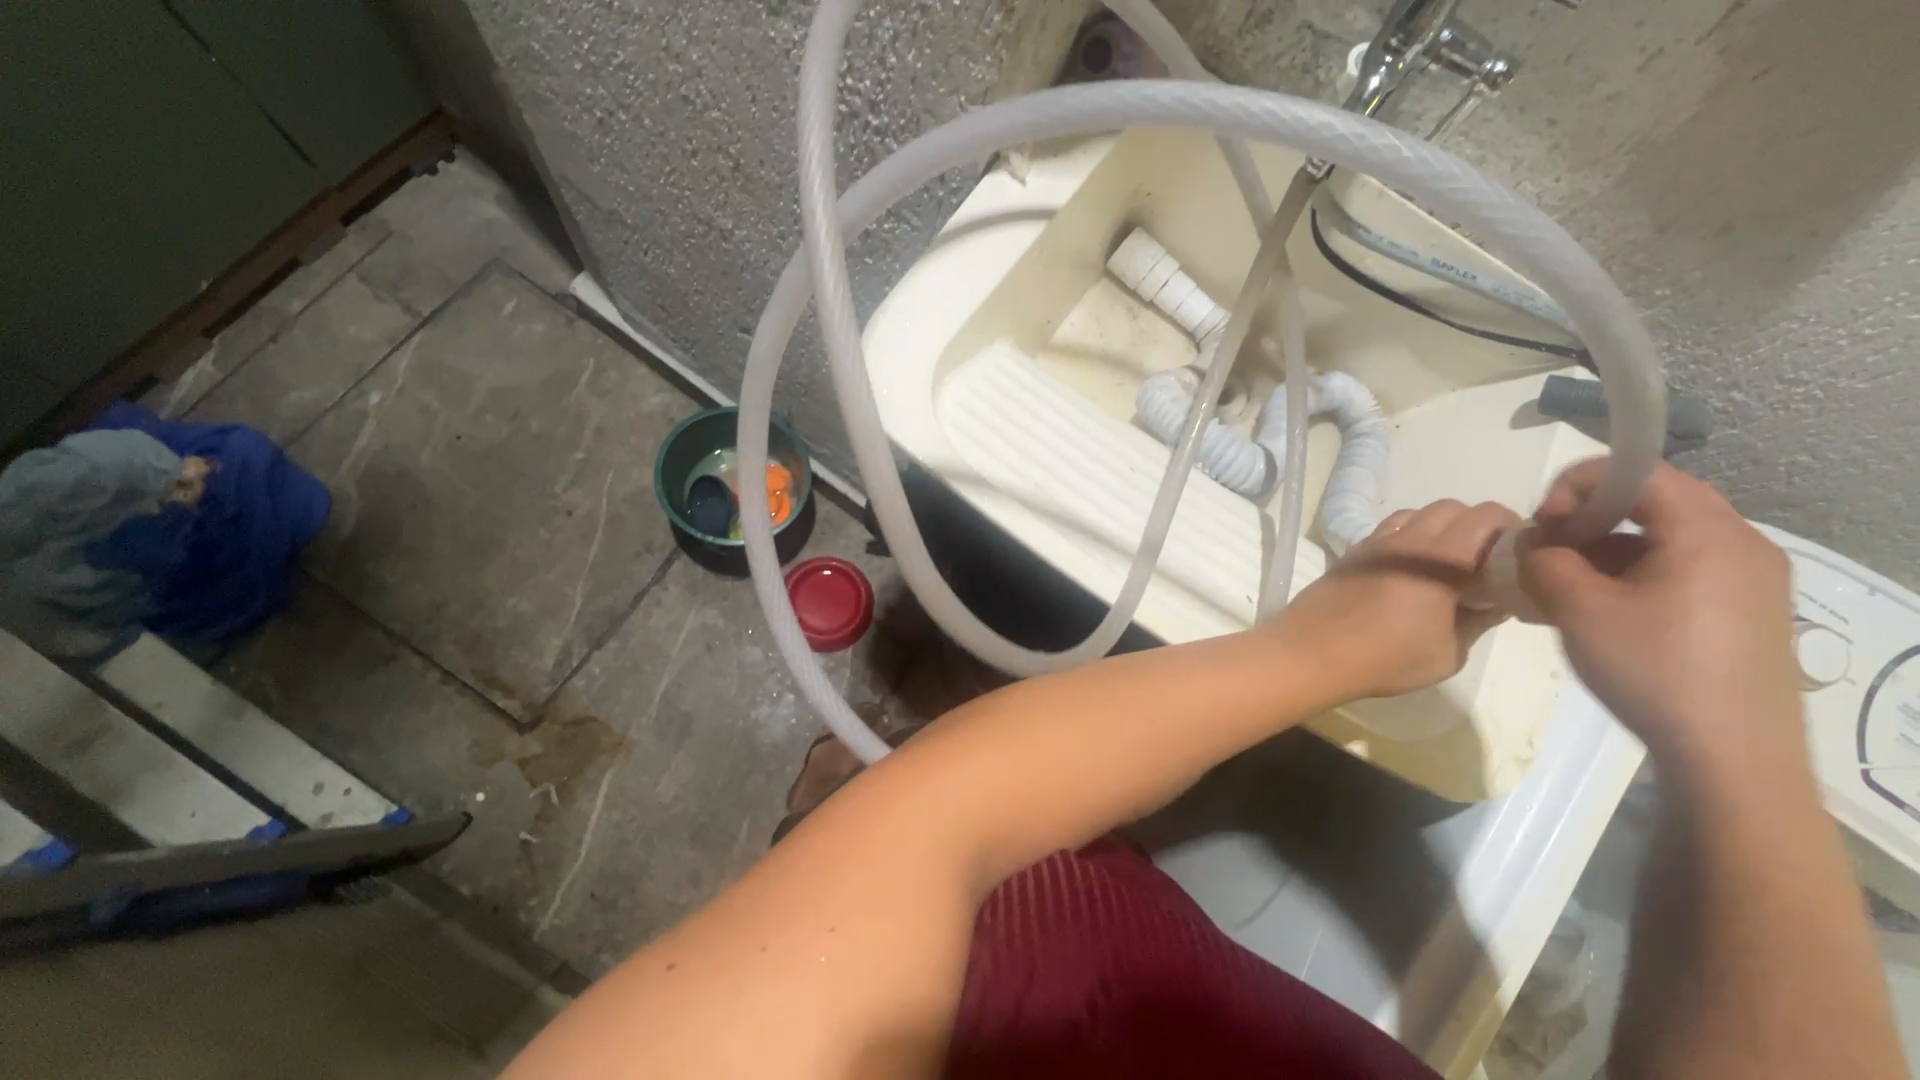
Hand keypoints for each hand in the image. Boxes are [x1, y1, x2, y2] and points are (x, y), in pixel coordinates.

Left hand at [1270, 499, 1518, 700]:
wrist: (1312, 653)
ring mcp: (1376, 542)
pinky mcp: (1352, 553)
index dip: (1510, 528)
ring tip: (1446, 563)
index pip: (1487, 516)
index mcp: (1443, 557)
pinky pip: (1389, 529)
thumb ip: (1478, 620)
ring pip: (1418, 513)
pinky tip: (1409, 570)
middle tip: (1485, 561)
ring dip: (1439, 528)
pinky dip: (1408, 537)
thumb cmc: (1386, 657)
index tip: (1517, 556)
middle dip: (1477, 525)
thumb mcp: (1449, 651)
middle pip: (1452, 508)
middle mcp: (1409, 538)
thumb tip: (1494, 602)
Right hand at [1518, 459, 1800, 765]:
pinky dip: (1635, 574)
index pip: (1637, 471)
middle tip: (1550, 550)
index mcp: (1708, 532)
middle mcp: (1741, 543)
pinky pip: (1684, 568)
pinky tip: (1602, 612)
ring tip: (1566, 586)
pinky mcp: (1748, 611)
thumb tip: (1533, 542)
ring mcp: (1751, 579)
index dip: (1576, 486)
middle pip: (1655, 500)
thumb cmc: (1652, 670)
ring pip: (1666, 537)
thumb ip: (1546, 561)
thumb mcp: (1579, 610)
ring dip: (1609, 548)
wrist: (1732, 757)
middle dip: (1590, 517)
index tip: (1542, 525)